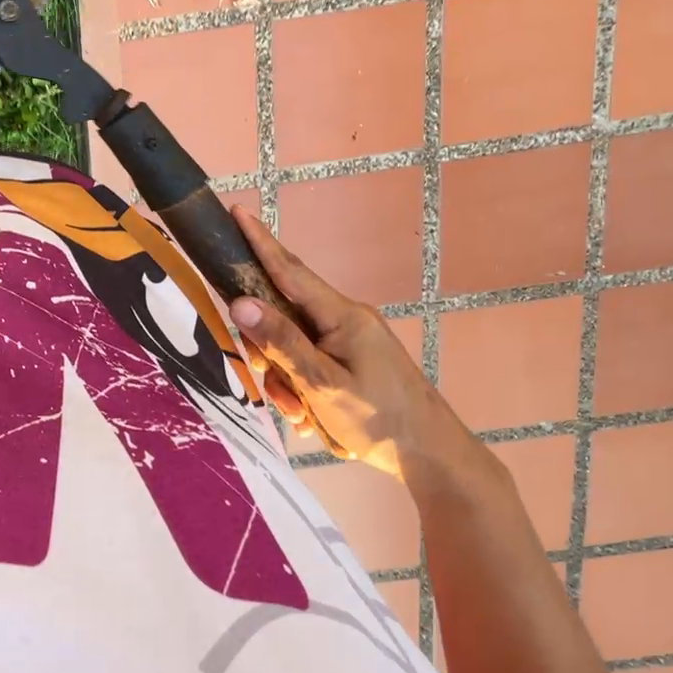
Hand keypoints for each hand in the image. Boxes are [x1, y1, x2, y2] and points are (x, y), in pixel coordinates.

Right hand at [226, 204, 475, 481]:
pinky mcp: (352, 360)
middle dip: (268, 349)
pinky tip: (311, 416)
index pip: (289, 270)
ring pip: (291, 344)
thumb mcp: (322, 384)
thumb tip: (239, 302)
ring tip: (301, 414)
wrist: (436, 461)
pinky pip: (308, 361)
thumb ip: (280, 342)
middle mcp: (346, 319)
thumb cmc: (379, 420)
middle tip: (271, 383)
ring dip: (286, 378)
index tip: (236, 211)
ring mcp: (350, 340)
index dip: (259, 241)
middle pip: (282, 315)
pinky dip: (301, 387)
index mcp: (342, 316)